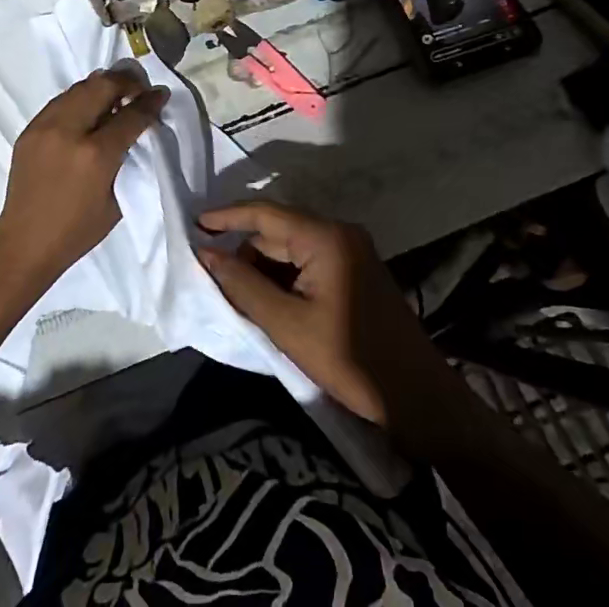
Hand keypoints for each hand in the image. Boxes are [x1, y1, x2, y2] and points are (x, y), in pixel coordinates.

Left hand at [0, 67, 168, 281]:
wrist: (26, 242)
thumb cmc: (78, 229)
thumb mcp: (116, 199)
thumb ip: (127, 158)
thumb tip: (135, 127)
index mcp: (95, 155)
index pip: (130, 115)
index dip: (150, 101)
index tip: (161, 94)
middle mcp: (67, 131)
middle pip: (102, 86)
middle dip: (126, 82)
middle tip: (139, 89)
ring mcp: (44, 127)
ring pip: (79, 88)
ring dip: (102, 87)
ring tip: (116, 97)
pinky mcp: (29, 130)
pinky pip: (60, 101)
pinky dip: (81, 98)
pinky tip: (90, 111)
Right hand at [196, 202, 445, 424]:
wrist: (415, 395)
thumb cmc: (349, 359)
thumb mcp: (286, 324)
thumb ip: (242, 284)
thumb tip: (206, 253)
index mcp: (326, 237)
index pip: (265, 214)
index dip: (227, 217)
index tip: (193, 226)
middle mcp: (340, 233)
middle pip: (277, 232)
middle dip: (244, 254)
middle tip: (213, 282)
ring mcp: (351, 251)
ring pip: (290, 250)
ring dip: (262, 270)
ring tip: (237, 300)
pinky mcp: (354, 271)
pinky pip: (308, 263)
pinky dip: (283, 279)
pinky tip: (266, 303)